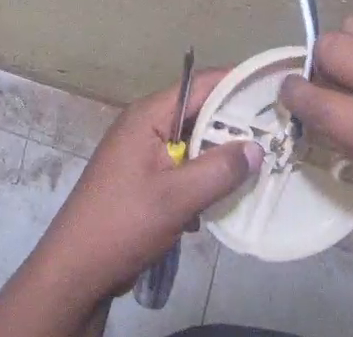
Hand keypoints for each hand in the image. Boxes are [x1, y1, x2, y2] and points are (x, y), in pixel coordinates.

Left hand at [29, 69, 262, 298]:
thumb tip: (256, 148)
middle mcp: (146, 125)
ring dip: (219, 156)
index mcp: (149, 115)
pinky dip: (202, 178)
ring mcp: (142, 152)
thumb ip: (219, 170)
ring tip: (258, 168)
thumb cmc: (123, 223)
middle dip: (234, 124)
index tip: (274, 91)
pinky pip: (182, 167)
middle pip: (199, 112)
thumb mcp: (177, 198)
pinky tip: (223, 200)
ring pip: (193, 143)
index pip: (201, 84)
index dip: (237, 83)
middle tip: (276, 135)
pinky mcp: (143, 179)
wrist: (75, 270)